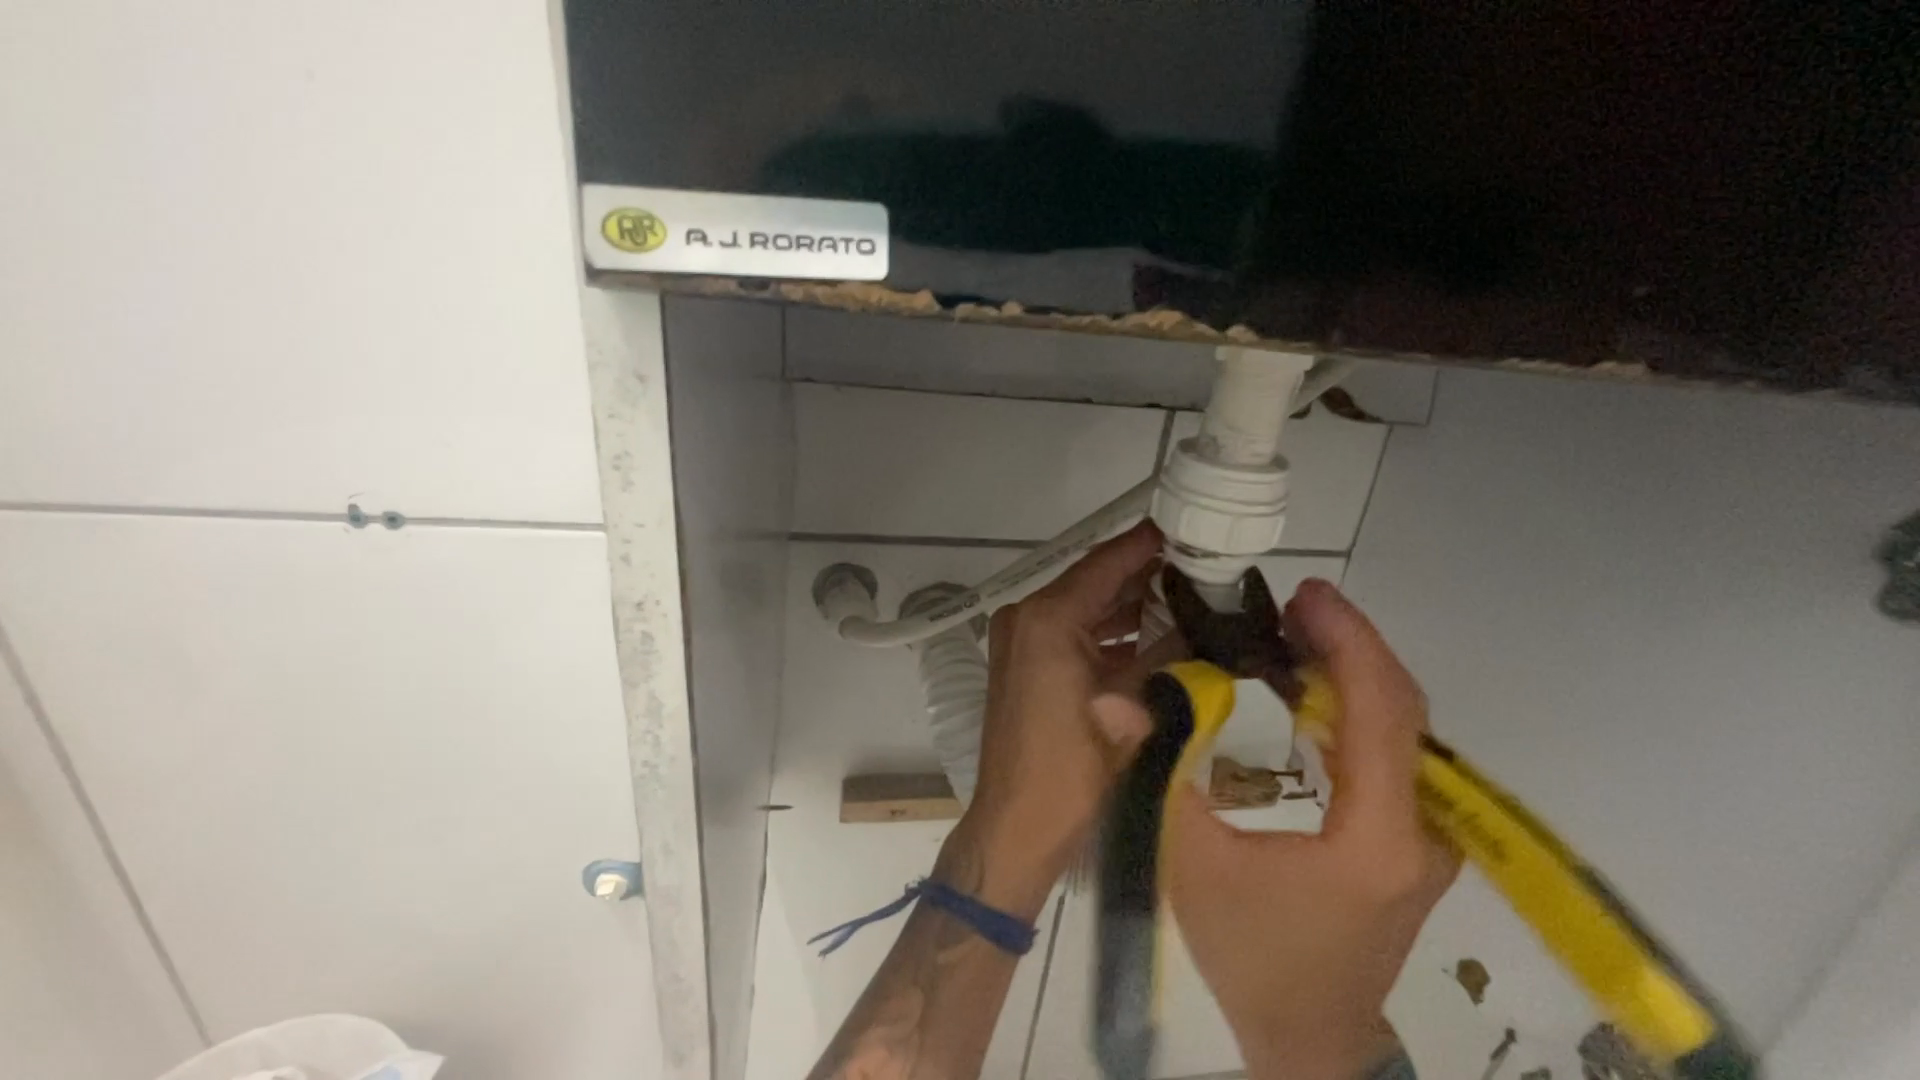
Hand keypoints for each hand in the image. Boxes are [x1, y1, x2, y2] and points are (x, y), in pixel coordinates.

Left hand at [941, 521, 1164, 919]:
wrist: (1017, 829)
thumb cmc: (1073, 773)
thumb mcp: (1132, 708)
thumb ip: (1167, 653)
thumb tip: (1202, 620)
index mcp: (1047, 619)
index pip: (1105, 564)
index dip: (1148, 545)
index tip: (1188, 528)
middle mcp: (1027, 619)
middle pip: (1094, 584)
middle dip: (1146, 578)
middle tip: (1203, 569)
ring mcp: (1021, 642)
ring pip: (1085, 610)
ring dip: (1130, 607)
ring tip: (1189, 599)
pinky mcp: (1025, 666)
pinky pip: (1072, 636)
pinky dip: (1109, 635)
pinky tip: (1154, 636)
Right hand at [1161, 579, 1459, 1079]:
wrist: (1305, 1040)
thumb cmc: (1250, 957)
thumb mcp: (1191, 865)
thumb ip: (1156, 775)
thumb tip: (1112, 699)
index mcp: (1377, 836)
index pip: (1380, 712)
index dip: (1349, 642)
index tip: (1308, 594)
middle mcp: (1423, 831)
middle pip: (1402, 710)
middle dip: (1351, 646)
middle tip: (1294, 604)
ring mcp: (1428, 839)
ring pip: (1404, 730)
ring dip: (1354, 673)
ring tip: (1295, 634)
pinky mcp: (1412, 844)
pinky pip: (1394, 755)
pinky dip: (1355, 710)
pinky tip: (1310, 694)